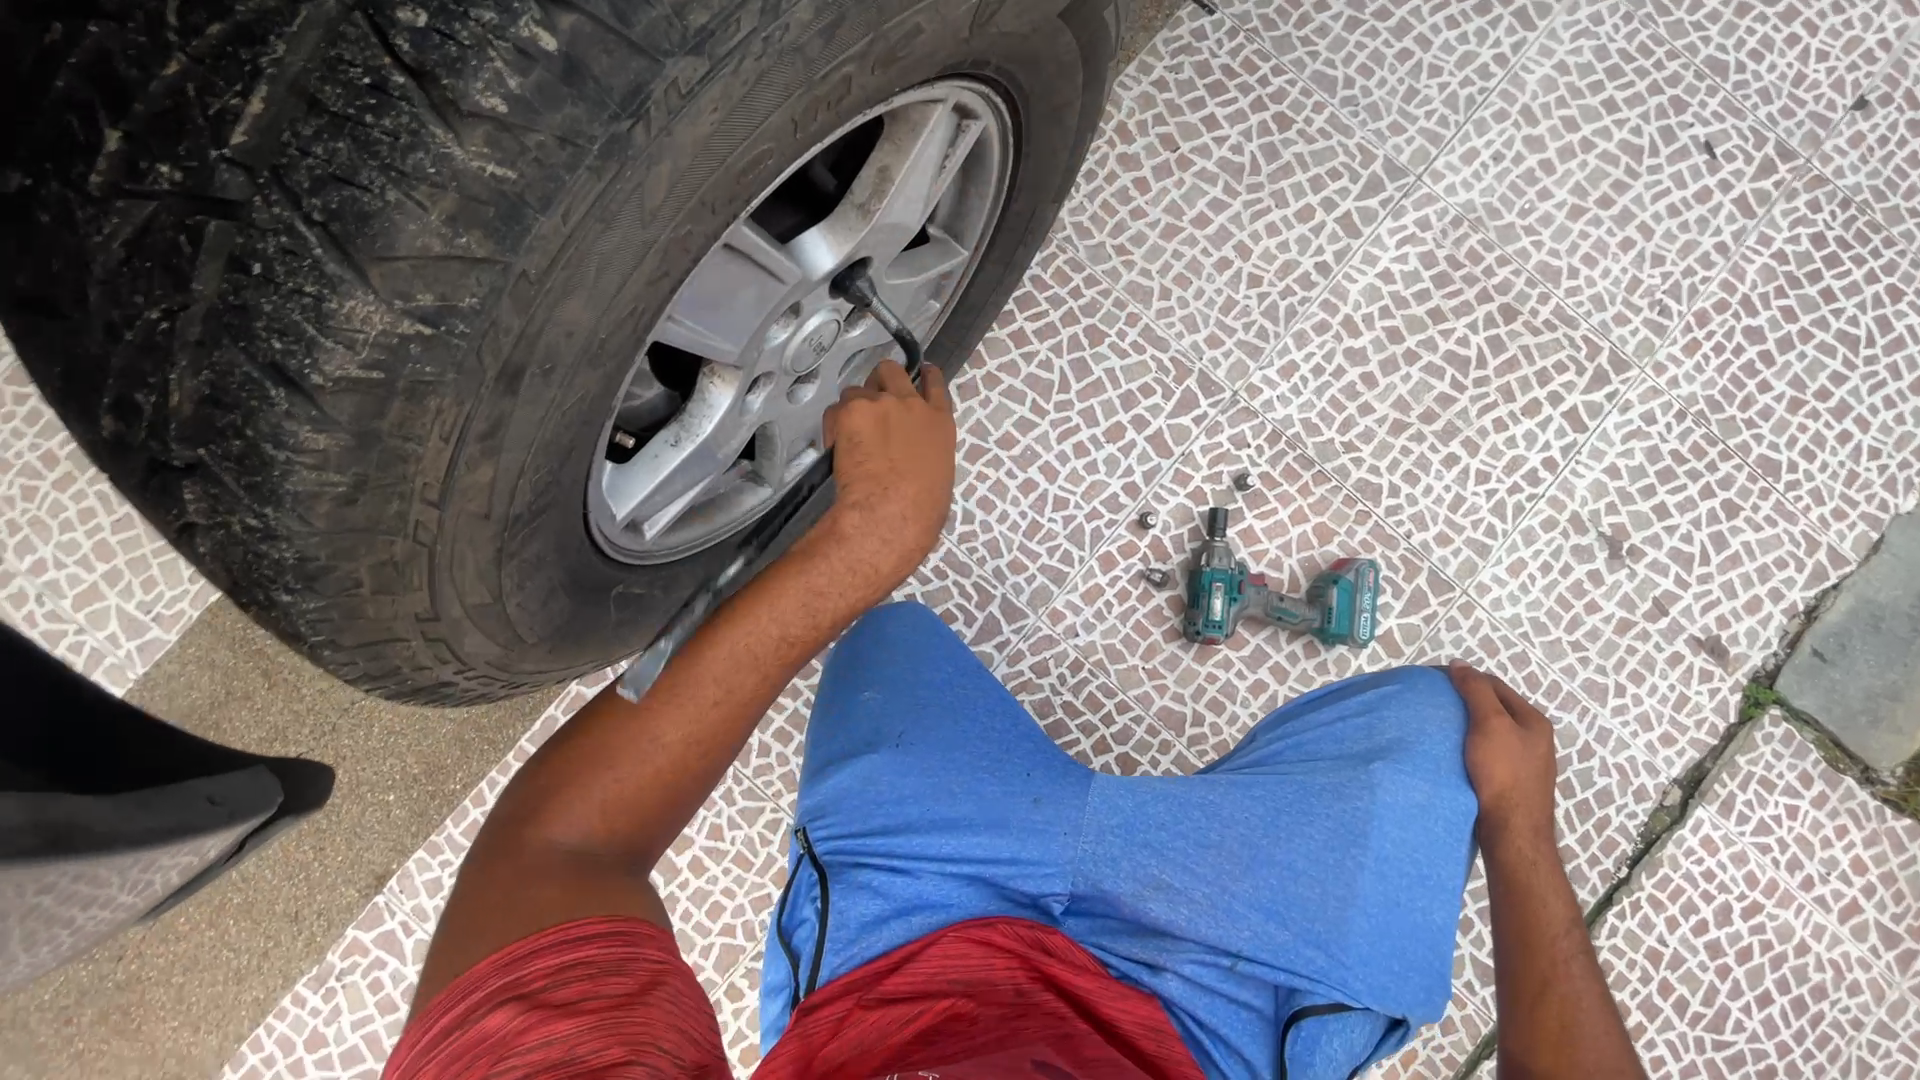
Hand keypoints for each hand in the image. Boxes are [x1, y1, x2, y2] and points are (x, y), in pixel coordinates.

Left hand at [814, 359, 956, 594]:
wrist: (891, 510)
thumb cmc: (922, 507)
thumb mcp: (938, 474)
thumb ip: (926, 452)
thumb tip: (911, 457)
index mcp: (939, 422)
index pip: (934, 384)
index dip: (926, 375)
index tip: (920, 370)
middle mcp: (910, 404)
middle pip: (891, 371)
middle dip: (879, 380)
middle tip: (871, 401)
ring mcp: (879, 403)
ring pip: (857, 389)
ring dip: (853, 406)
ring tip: (850, 434)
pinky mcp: (851, 412)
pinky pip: (835, 410)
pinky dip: (833, 425)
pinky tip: (836, 445)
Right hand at [1449, 661, 1558, 852]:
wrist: (1512, 828)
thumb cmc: (1502, 771)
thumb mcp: (1489, 723)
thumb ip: (1476, 691)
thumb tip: (1460, 663)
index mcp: (1532, 721)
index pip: (1494, 686)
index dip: (1465, 677)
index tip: (1434, 679)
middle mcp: (1532, 738)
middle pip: (1493, 707)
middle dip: (1464, 700)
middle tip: (1433, 700)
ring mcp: (1522, 761)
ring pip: (1488, 730)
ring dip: (1465, 723)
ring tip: (1438, 723)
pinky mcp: (1509, 780)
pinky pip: (1485, 751)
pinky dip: (1467, 743)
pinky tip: (1451, 750)